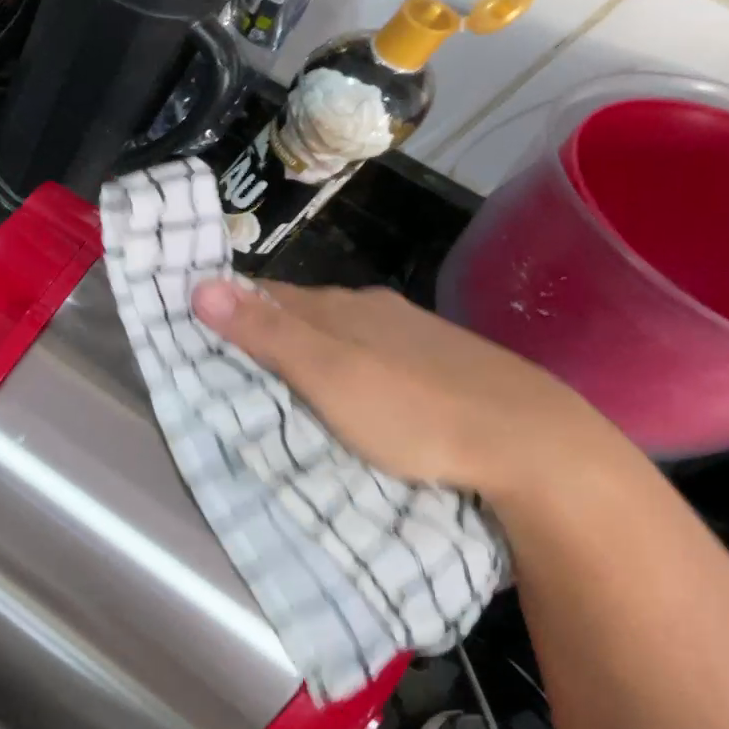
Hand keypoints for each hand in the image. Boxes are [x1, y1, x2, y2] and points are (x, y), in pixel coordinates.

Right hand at [191, 279, 626, 506]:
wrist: (534, 443)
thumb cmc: (414, 411)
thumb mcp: (326, 376)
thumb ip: (264, 335)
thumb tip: (198, 285)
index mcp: (338, 308)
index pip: (263, 294)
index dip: (228, 308)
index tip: (194, 334)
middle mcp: (371, 309)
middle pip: (300, 311)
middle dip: (262, 329)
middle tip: (227, 365)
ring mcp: (412, 333)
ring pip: (339, 330)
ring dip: (306, 347)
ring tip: (281, 380)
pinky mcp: (441, 360)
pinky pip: (373, 351)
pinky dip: (346, 363)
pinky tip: (352, 389)